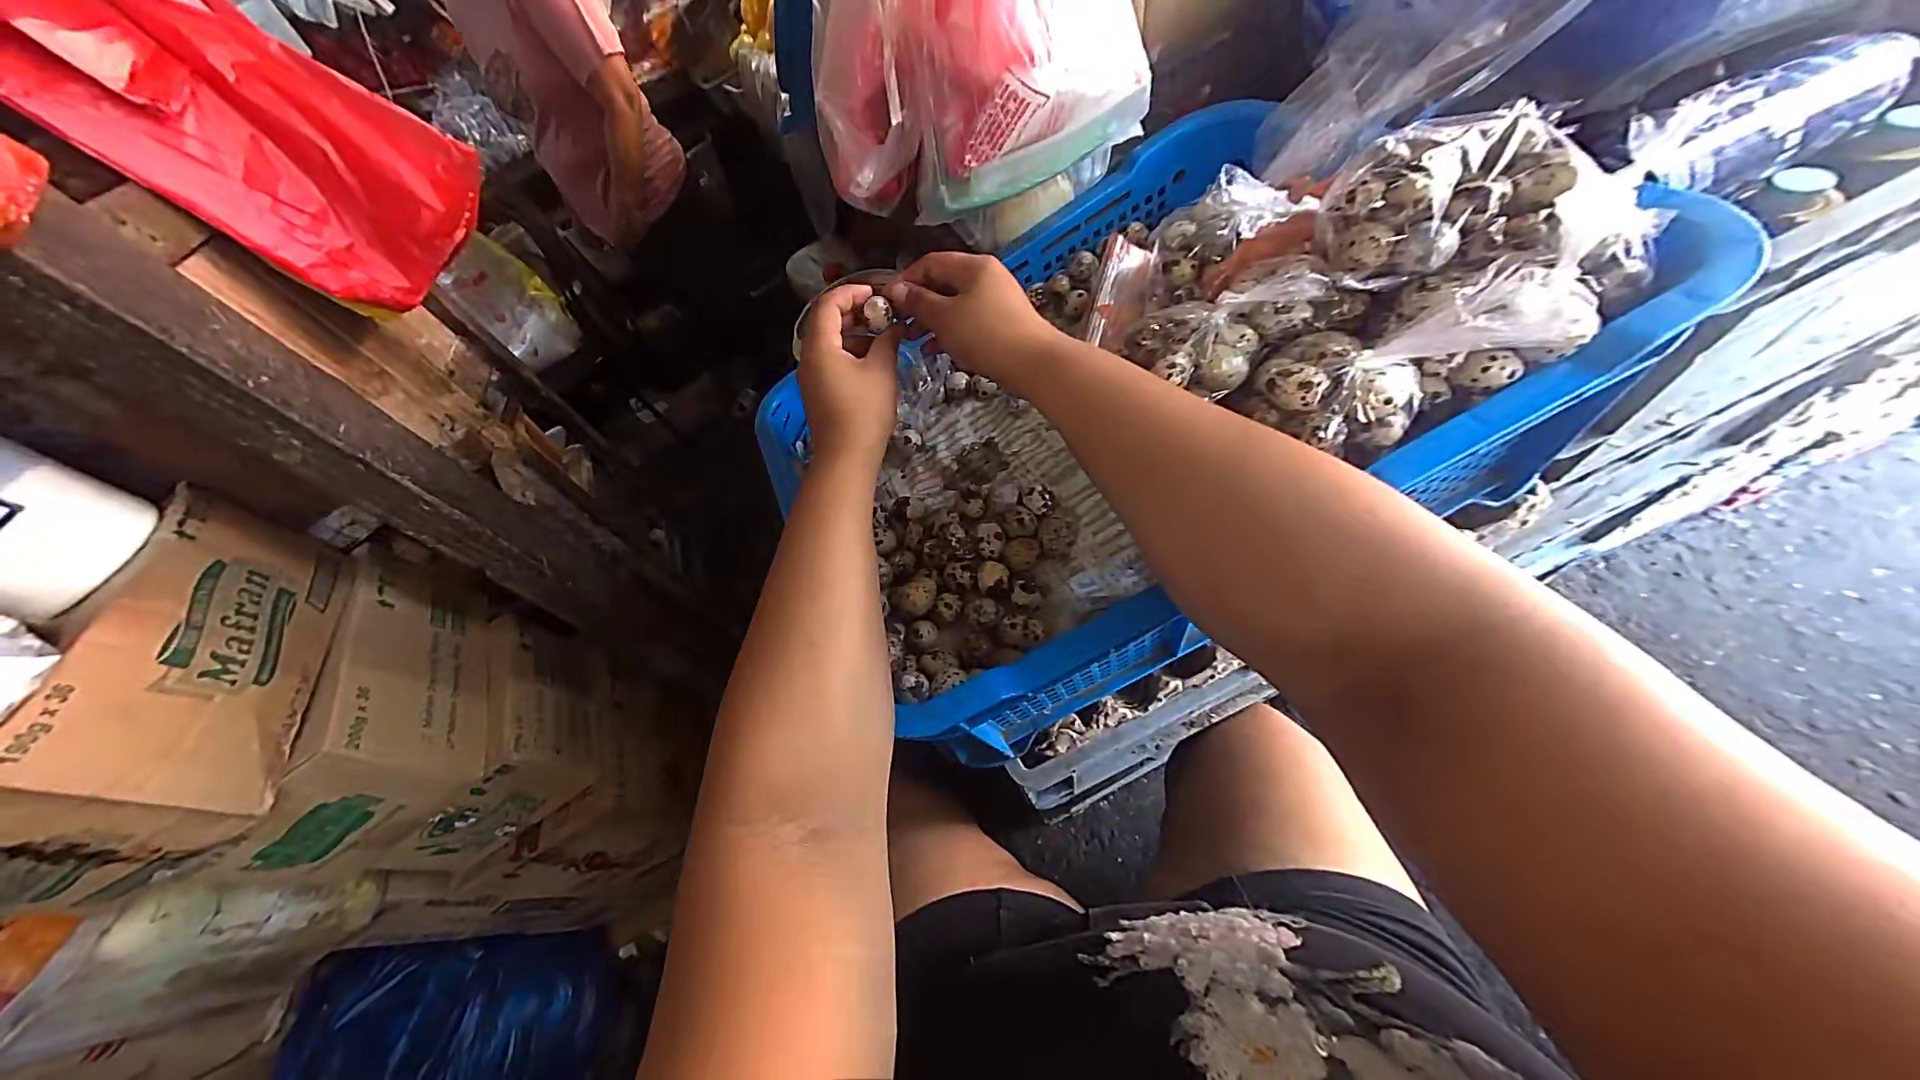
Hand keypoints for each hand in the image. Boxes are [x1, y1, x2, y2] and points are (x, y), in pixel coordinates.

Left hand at [798, 284, 900, 466]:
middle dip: (854, 313)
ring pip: (830, 342)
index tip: (875, 292)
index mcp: (819, 346)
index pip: (828, 304)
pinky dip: (851, 352)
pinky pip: (832, 360)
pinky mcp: (819, 391)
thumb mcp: (881, 370)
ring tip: (882, 336)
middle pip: (826, 322)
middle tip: (881, 312)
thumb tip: (895, 327)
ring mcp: (811, 376)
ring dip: (855, 333)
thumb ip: (887, 341)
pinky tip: (873, 360)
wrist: (846, 456)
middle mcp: (808, 357)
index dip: (851, 292)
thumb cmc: (864, 412)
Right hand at [883, 252, 1060, 396]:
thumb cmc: (985, 335)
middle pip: (943, 283)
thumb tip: (897, 289)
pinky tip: (936, 349)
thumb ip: (918, 302)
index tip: (889, 301)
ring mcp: (996, 300)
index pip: (931, 262)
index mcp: (973, 266)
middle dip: (918, 304)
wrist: (1033, 363)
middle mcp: (986, 277)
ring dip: (932, 320)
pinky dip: (950, 331)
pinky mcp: (1001, 323)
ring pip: (955, 304)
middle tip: (900, 324)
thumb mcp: (944, 317)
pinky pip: (968, 320)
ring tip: (914, 340)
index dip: (906, 280)